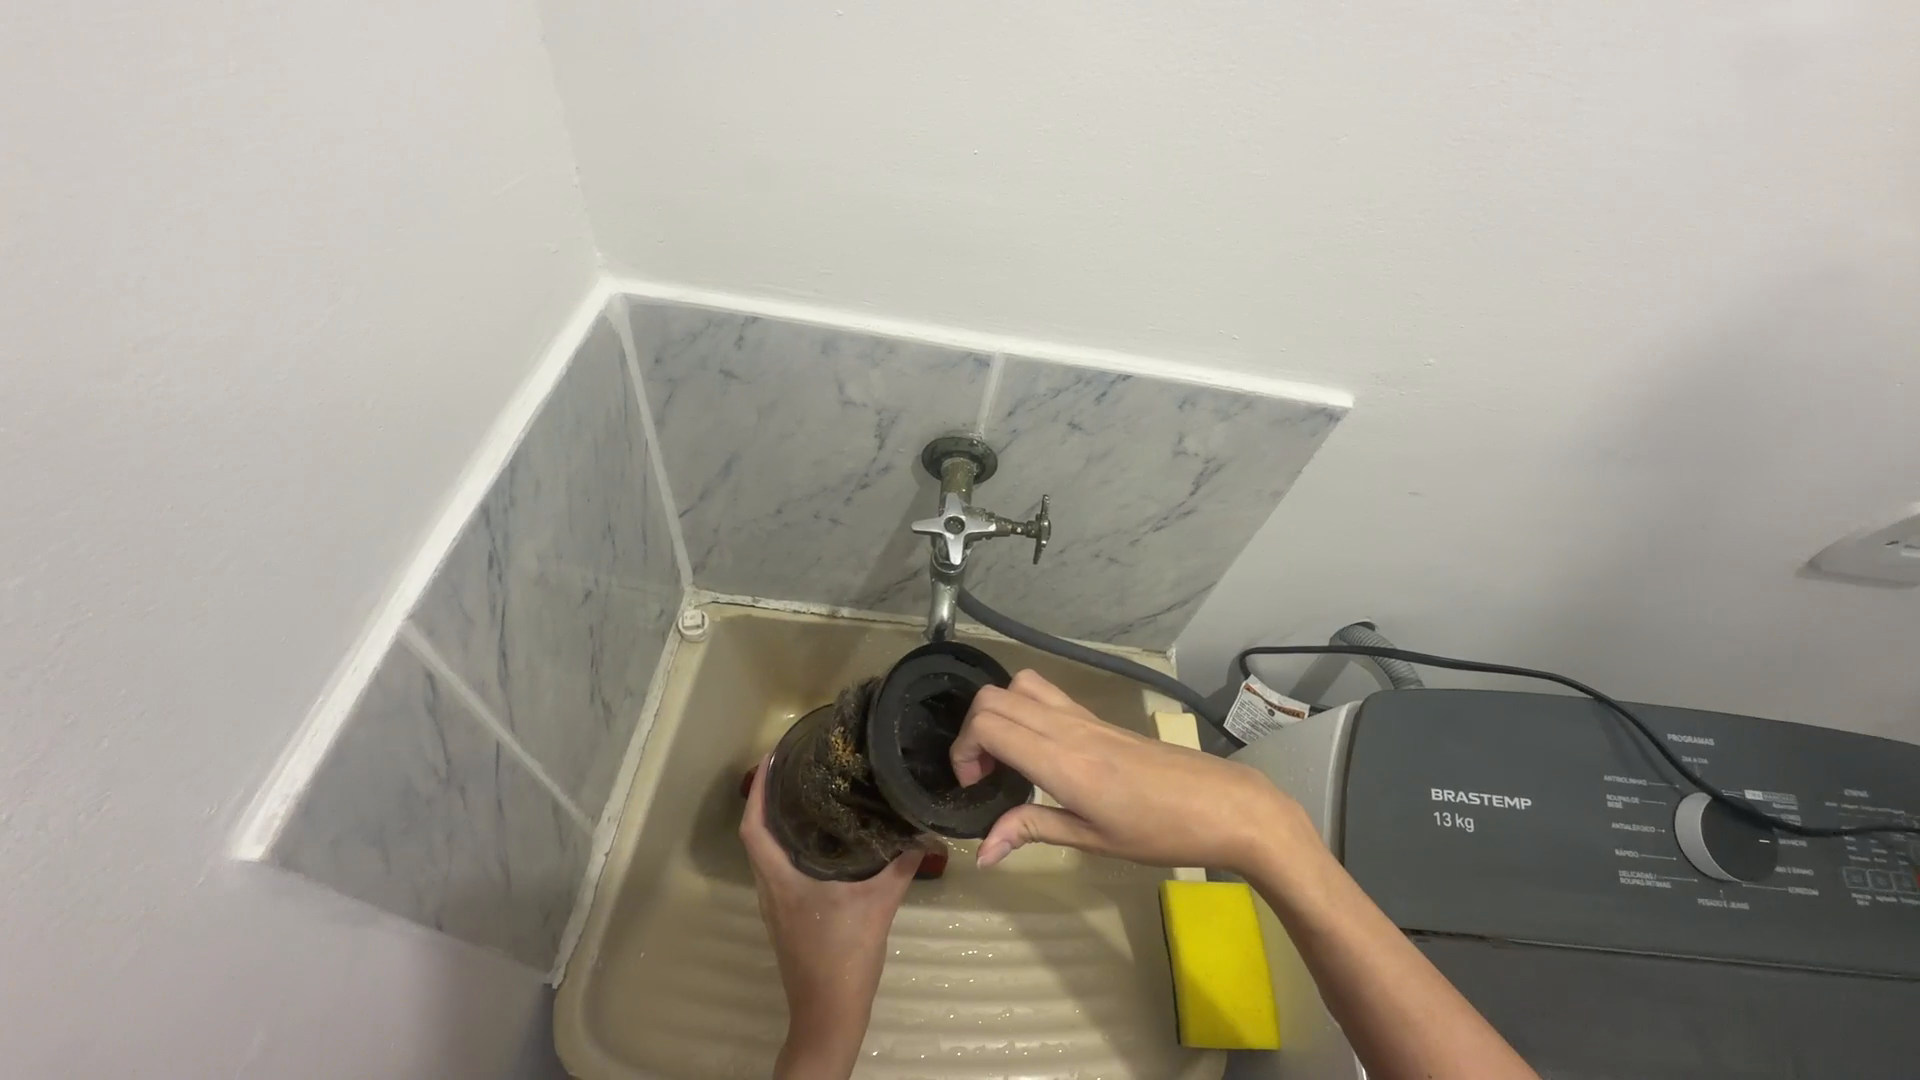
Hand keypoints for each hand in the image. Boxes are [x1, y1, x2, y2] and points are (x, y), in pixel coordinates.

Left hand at [740, 757, 921, 1079]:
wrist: (828, 1014)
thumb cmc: (845, 956)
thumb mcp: (880, 904)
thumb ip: (903, 865)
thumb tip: (927, 831)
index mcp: (782, 879)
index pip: (754, 826)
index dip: (757, 790)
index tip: (770, 757)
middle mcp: (770, 887)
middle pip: (757, 835)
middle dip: (768, 798)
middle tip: (793, 765)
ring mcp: (775, 904)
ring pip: (766, 853)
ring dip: (776, 822)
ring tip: (804, 792)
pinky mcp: (785, 915)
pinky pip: (778, 868)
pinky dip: (788, 845)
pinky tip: (818, 838)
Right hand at [951, 670, 1309, 872]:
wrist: (1223, 804)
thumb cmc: (1160, 831)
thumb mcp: (1093, 840)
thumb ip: (1032, 830)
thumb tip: (982, 852)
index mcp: (1062, 760)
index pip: (988, 724)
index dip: (963, 750)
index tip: (972, 785)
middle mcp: (1067, 726)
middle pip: (993, 696)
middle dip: (971, 730)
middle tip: (983, 774)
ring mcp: (1084, 716)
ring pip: (1019, 685)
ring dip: (997, 713)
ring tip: (1005, 758)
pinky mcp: (1098, 717)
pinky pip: (1045, 695)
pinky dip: (1021, 711)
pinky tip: (1036, 752)